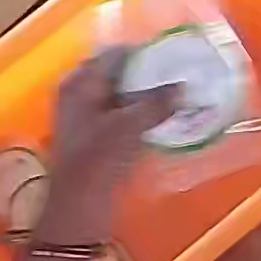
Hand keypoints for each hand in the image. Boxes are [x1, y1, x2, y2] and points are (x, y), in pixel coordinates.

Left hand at [34, 48, 178, 245]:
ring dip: (143, 96)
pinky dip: (138, 115)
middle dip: (145, 74)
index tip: (171, 55)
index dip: (143, 53)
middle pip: (116, 75)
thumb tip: (182, 88)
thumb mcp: (129, 127)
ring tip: (174, 96)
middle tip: (176, 75)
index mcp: (80, 84)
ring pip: (119, 97)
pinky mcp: (93, 139)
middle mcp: (78, 95)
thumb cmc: (99, 160)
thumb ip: (156, 103)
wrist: (78, 207)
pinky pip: (119, 116)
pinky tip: (159, 120)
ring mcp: (84, 118)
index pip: (114, 55)